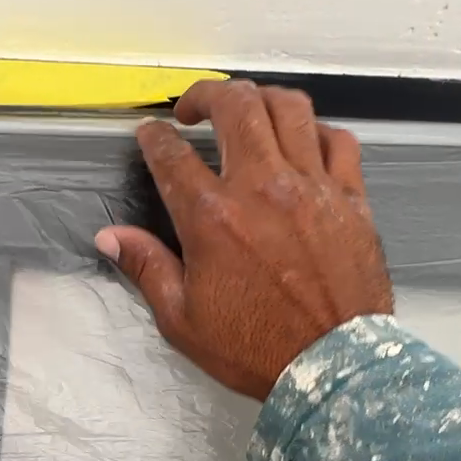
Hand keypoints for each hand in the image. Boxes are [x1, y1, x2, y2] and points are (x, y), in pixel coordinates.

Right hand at [95, 80, 393, 399]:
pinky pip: (337, 139)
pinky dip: (315, 130)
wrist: (328, 366)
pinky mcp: (350, 197)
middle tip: (193, 108)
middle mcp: (261, 188)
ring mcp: (312, 187)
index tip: (149, 135)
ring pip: (289, 108)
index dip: (154, 139)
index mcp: (211, 219)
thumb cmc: (250, 348)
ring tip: (245, 110)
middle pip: (235, 107)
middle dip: (206, 95)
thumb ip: (147, 267)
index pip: (172, 157)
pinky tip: (302, 141)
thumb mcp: (181, 319)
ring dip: (259, 99)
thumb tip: (110, 237)